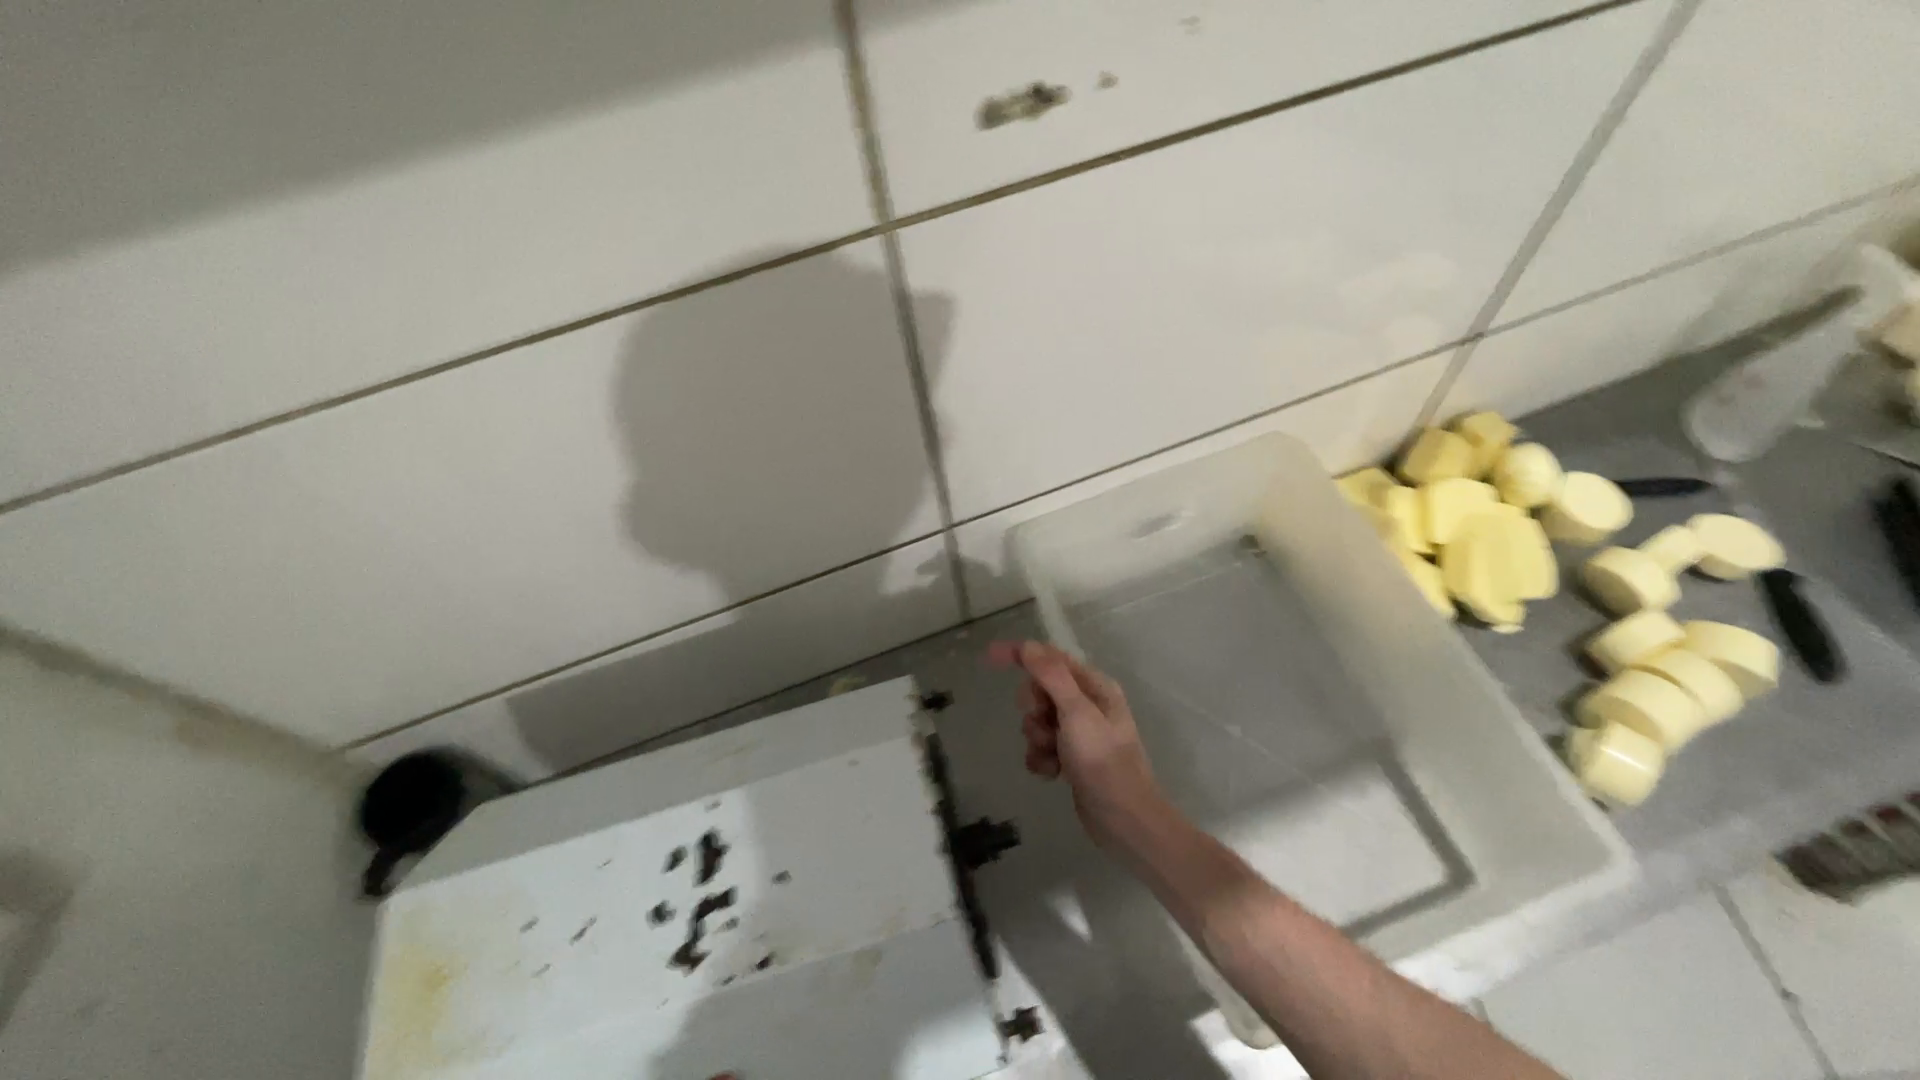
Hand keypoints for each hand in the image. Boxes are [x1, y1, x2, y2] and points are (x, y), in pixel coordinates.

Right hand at [988, 640, 1164, 846]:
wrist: (1122, 818)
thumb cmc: (1102, 761)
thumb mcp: (1076, 713)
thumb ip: (1052, 676)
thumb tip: (1028, 646)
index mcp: (1094, 686)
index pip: (1051, 658)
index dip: (1021, 654)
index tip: (989, 657)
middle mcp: (1088, 705)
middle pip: (1040, 691)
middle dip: (1033, 709)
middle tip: (1042, 724)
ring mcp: (1079, 734)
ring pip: (1038, 722)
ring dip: (1036, 738)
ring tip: (1052, 755)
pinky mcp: (1071, 759)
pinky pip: (1041, 748)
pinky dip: (1040, 758)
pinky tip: (1052, 774)